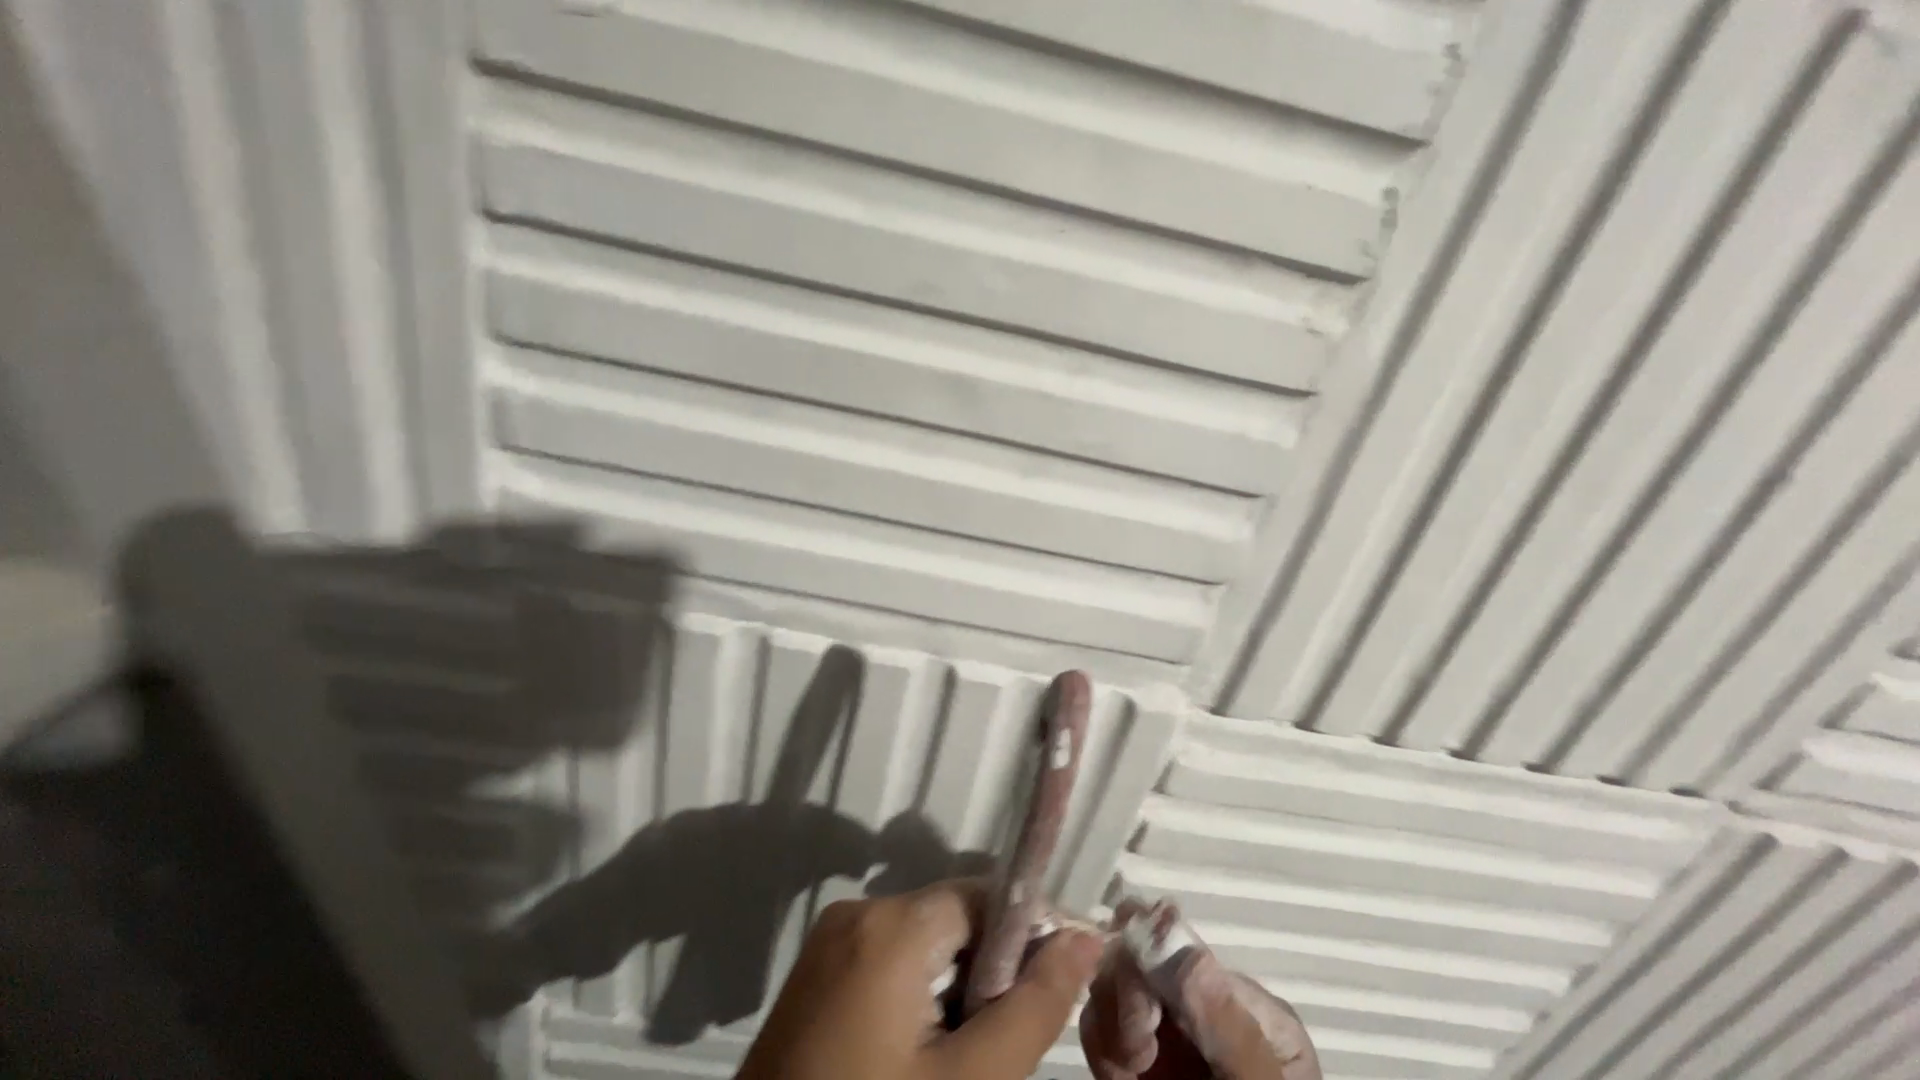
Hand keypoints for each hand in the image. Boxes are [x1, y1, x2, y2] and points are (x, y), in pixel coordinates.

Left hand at [737, 878, 1104, 1079]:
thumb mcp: (968, 1078)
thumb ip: (1033, 1007)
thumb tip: (1084, 938)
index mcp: (891, 924)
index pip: (988, 896)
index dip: (1033, 936)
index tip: (1060, 987)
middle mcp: (857, 912)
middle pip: (956, 920)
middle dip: (993, 972)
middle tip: (1000, 1044)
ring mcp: (830, 942)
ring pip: (926, 944)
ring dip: (960, 989)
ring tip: (960, 1057)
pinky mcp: (817, 972)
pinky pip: (890, 962)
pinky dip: (921, 996)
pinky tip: (922, 1053)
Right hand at [1079, 912, 1319, 1079]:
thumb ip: (1233, 1036)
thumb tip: (1193, 959)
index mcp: (1250, 1010)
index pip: (1191, 952)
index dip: (1152, 963)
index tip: (1142, 1015)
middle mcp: (1204, 1012)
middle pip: (1143, 962)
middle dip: (1126, 999)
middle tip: (1136, 1057)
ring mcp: (1168, 1038)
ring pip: (1113, 990)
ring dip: (1109, 1026)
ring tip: (1129, 1072)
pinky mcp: (1138, 1065)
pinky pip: (1103, 1031)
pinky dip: (1101, 1048)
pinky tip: (1119, 1077)